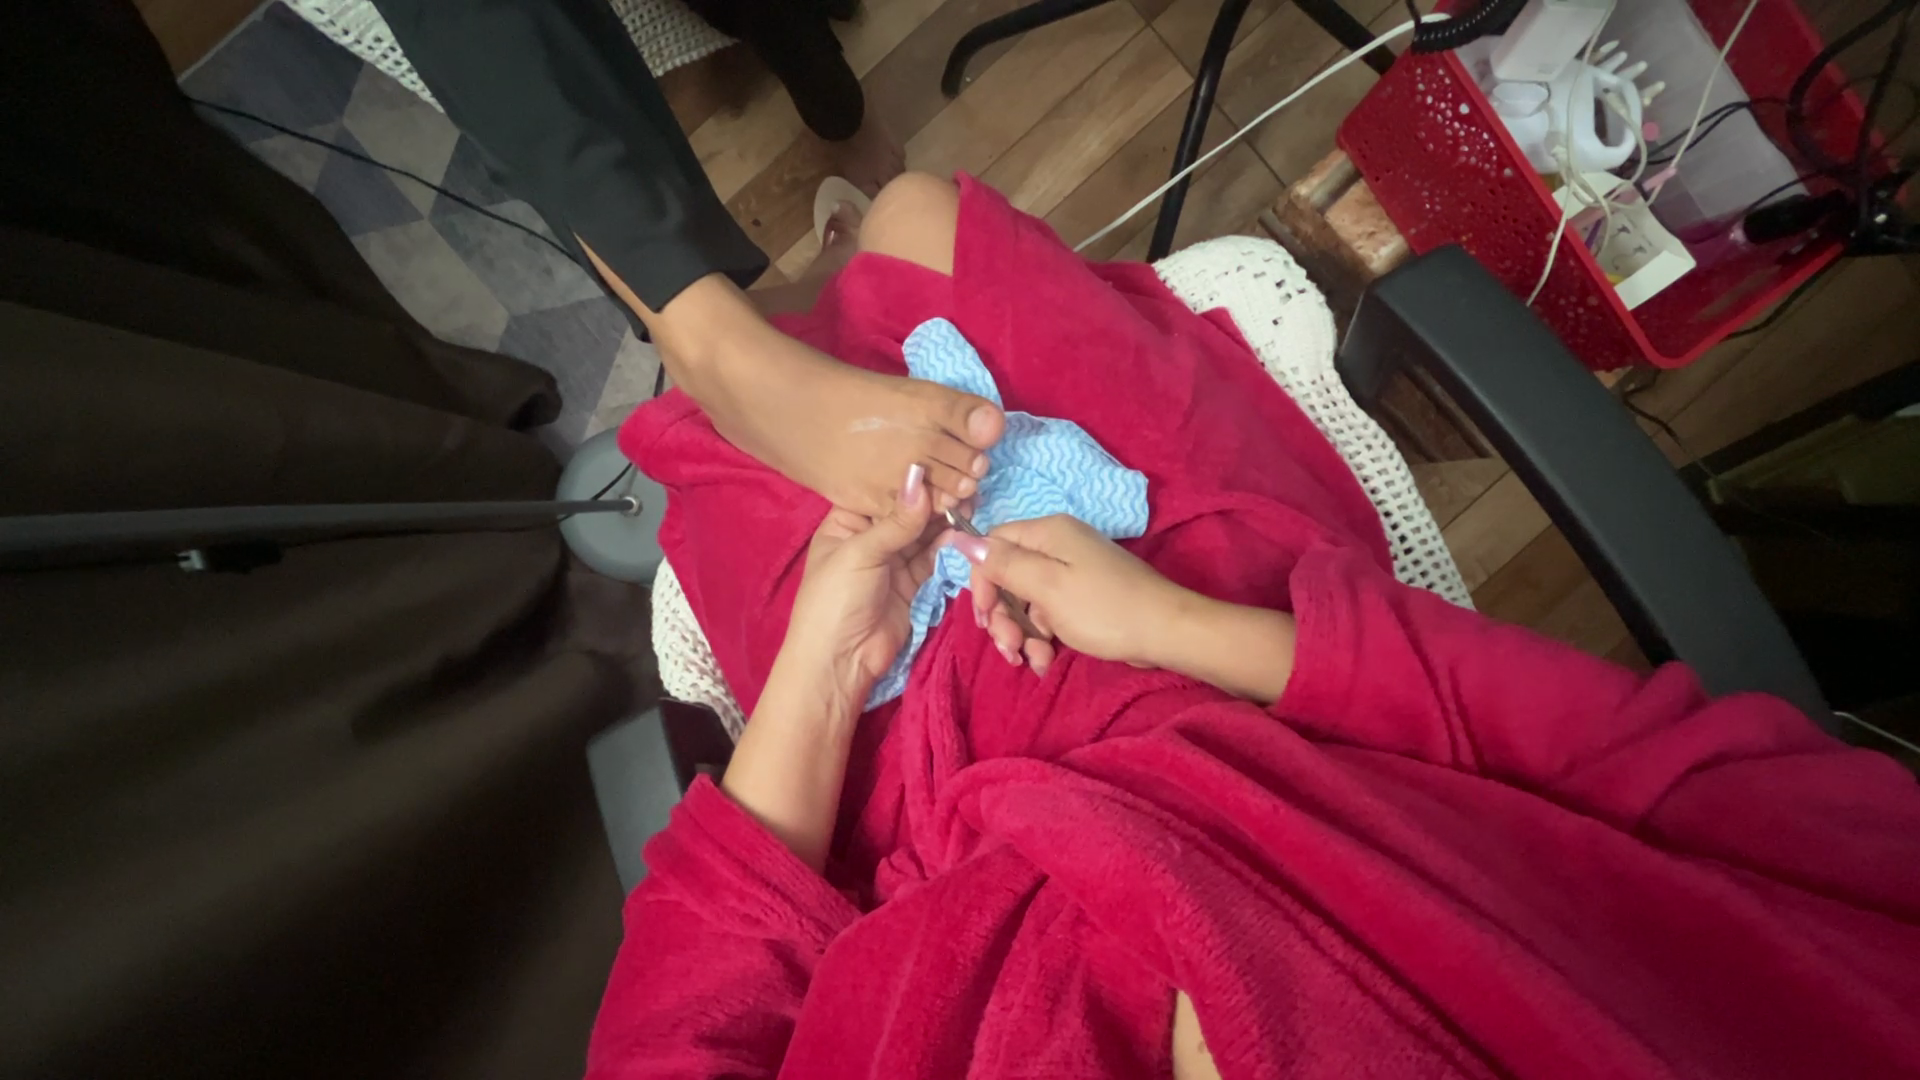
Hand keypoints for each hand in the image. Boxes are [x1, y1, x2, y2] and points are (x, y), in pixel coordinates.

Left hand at [779, 463, 941, 705]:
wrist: (840, 662)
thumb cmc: (834, 600)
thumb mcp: (861, 554)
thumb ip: (896, 520)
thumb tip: (921, 478)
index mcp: (844, 522)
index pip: (879, 490)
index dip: (908, 477)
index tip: (939, 461)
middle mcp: (867, 536)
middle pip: (904, 509)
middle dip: (931, 496)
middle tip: (963, 479)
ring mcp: (890, 559)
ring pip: (921, 531)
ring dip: (943, 517)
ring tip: (969, 497)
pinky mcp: (909, 581)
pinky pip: (930, 555)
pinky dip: (945, 542)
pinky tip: (961, 526)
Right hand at [946, 514, 1200, 675]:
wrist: (1166, 632)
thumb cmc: (1104, 607)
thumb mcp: (1047, 586)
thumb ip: (1003, 563)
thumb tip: (960, 540)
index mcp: (1047, 533)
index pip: (993, 545)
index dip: (982, 581)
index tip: (984, 616)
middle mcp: (1056, 546)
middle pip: (1007, 577)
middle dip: (1002, 616)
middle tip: (1009, 648)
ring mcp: (1070, 573)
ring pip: (1025, 601)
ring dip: (1021, 634)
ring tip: (1032, 661)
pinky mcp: (1080, 598)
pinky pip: (1047, 614)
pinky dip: (1042, 637)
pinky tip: (1045, 661)